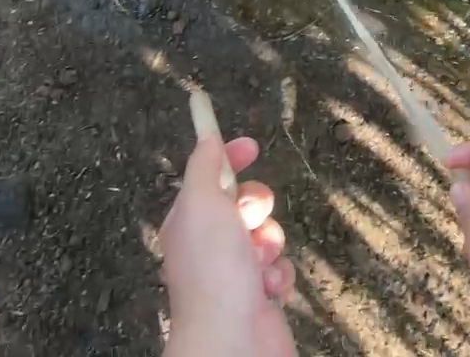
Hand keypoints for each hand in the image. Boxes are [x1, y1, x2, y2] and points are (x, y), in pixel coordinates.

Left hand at [160, 131, 296, 356]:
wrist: (233, 342)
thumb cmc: (214, 268)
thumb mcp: (202, 201)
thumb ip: (204, 164)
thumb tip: (207, 134)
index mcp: (189, 220)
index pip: (209, 176)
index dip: (230, 157)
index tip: (252, 146)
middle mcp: (209, 245)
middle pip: (243, 202)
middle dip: (256, 204)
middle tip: (251, 218)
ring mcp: (235, 272)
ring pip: (267, 234)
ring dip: (270, 241)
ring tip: (261, 261)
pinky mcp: (260, 296)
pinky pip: (279, 267)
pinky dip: (279, 274)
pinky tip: (269, 288)